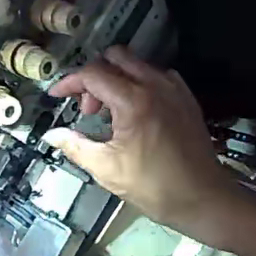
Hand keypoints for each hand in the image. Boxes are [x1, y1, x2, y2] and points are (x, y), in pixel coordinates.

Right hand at [42, 46, 246, 246]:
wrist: (203, 198)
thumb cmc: (154, 187)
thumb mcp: (107, 169)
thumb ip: (75, 146)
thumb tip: (52, 135)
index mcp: (134, 101)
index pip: (93, 74)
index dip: (69, 82)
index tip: (57, 96)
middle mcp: (155, 85)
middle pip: (115, 57)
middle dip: (94, 76)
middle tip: (88, 108)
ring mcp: (174, 89)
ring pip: (136, 64)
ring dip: (116, 79)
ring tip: (109, 113)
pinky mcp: (186, 97)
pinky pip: (156, 76)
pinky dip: (138, 84)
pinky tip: (134, 112)